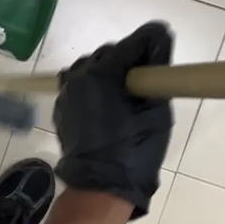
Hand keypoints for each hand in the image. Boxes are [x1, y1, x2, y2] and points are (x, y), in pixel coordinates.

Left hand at [53, 21, 173, 216]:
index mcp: (101, 74)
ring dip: (107, 70)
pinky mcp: (62, 108)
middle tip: (147, 74)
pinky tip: (108, 102)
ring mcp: (65, 93)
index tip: (163, 42)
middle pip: (106, 53)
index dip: (148, 41)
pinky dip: (93, 85)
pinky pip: (78, 85)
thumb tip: (160, 38)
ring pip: (88, 67)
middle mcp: (78, 77)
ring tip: (126, 89)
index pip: (129, 45)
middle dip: (127, 57)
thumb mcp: (154, 110)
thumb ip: (156, 71)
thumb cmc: (135, 149)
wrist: (100, 186)